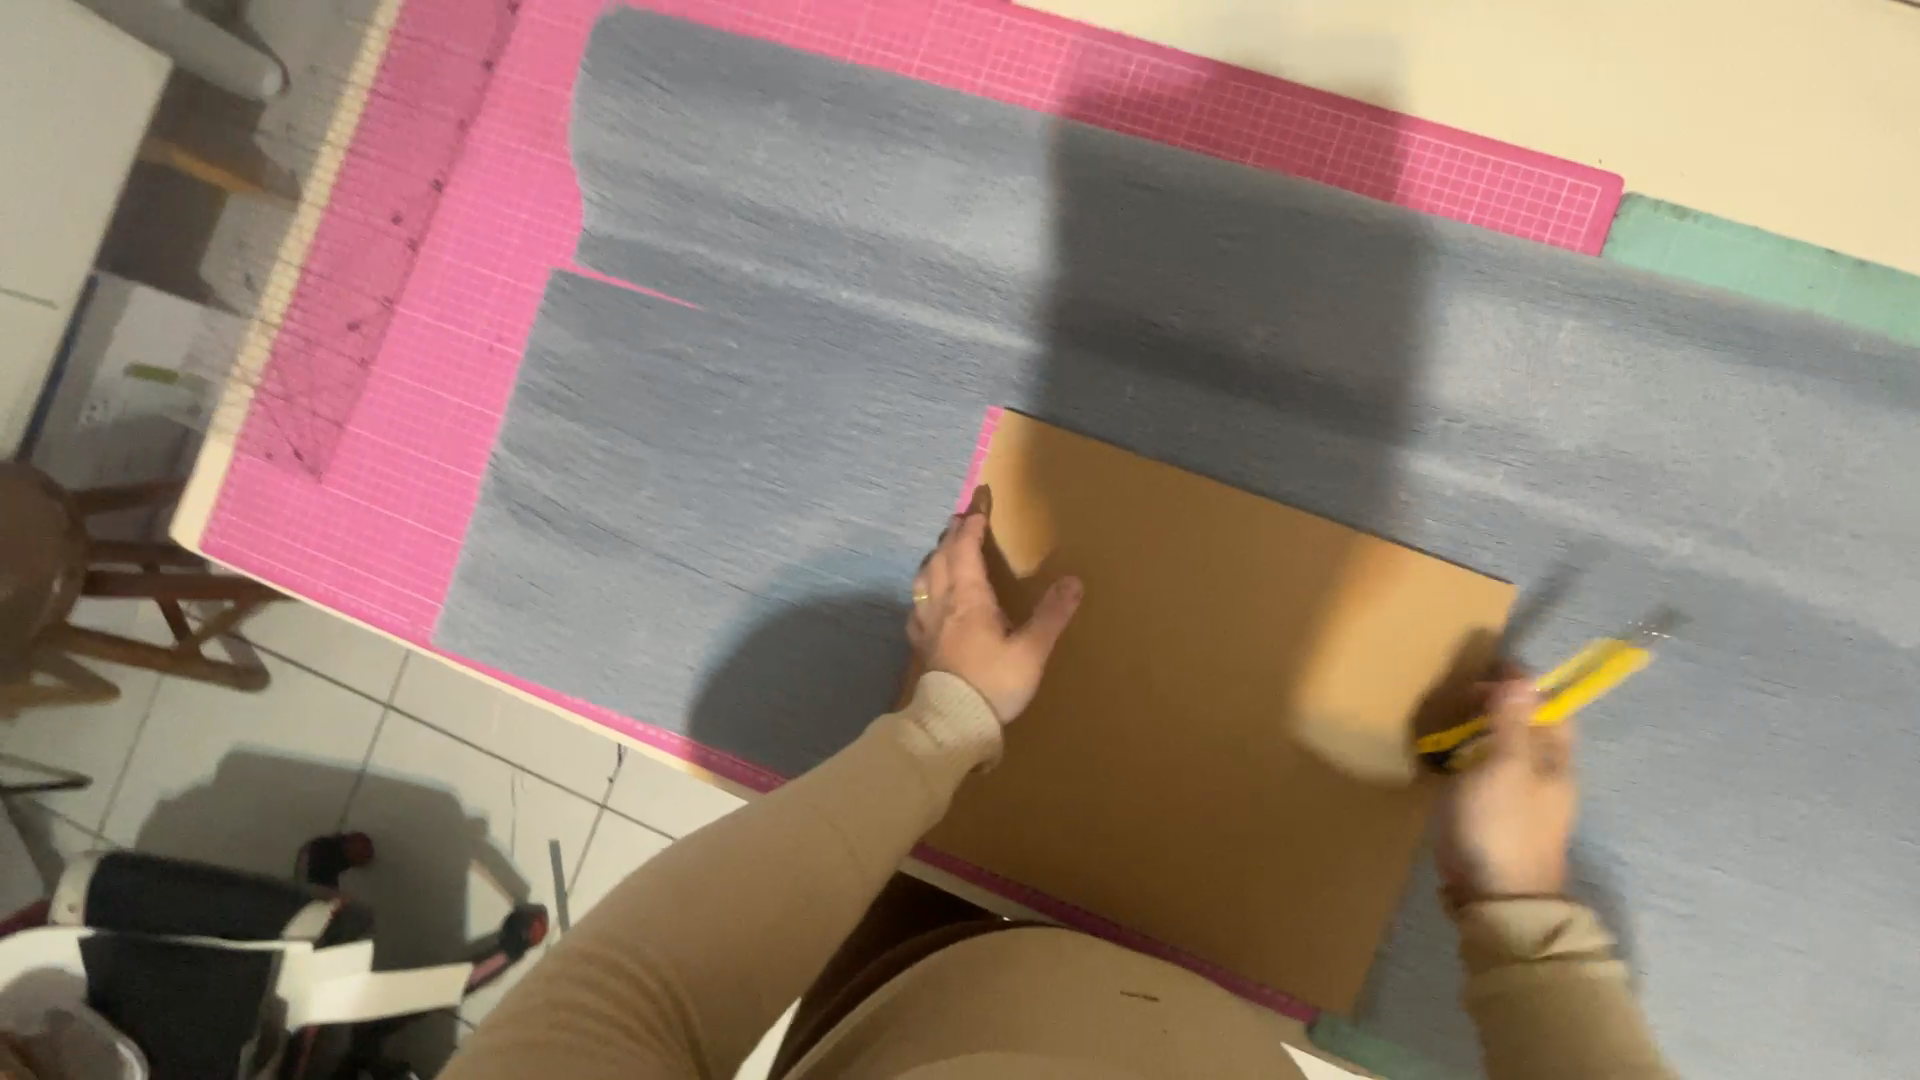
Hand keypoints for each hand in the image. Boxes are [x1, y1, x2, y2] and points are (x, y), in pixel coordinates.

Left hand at [906, 493, 1082, 722]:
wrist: (953, 722)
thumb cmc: (993, 683)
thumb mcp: (1032, 650)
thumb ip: (1052, 614)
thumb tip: (1074, 581)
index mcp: (969, 597)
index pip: (965, 548)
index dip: (970, 524)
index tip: (978, 504)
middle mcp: (943, 603)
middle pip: (941, 557)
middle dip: (952, 534)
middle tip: (961, 519)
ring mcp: (927, 624)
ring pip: (924, 579)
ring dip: (934, 558)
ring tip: (943, 550)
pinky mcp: (921, 645)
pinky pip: (917, 607)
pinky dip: (923, 592)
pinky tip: (926, 600)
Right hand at [1432, 672, 1576, 904]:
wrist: (1495, 895)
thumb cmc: (1501, 824)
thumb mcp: (1504, 766)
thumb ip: (1511, 723)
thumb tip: (1525, 677)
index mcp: (1553, 762)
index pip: (1550, 710)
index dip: (1526, 686)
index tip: (1491, 666)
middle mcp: (1542, 775)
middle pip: (1528, 728)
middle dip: (1502, 704)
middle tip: (1462, 692)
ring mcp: (1517, 797)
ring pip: (1505, 749)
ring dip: (1483, 728)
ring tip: (1451, 716)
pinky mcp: (1491, 812)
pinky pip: (1484, 770)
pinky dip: (1469, 754)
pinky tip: (1448, 755)